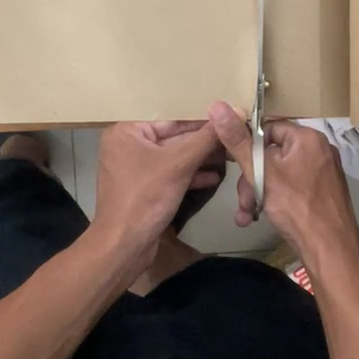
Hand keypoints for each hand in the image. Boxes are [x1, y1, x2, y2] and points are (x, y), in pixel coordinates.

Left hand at [91, 121, 224, 262]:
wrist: (124, 246)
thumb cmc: (146, 198)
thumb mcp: (179, 164)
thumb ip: (206, 138)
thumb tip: (234, 112)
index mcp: (127, 131)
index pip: (170, 116)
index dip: (201, 116)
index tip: (229, 114)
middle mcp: (128, 144)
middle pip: (173, 135)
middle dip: (203, 139)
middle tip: (234, 135)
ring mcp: (135, 167)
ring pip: (174, 155)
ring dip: (201, 157)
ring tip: (230, 154)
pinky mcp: (144, 187)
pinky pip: (170, 173)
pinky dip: (190, 174)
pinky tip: (215, 177)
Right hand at [206, 101, 358, 267]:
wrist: (330, 249)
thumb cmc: (296, 206)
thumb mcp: (261, 172)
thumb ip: (238, 141)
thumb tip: (218, 106)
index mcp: (308, 137)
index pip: (268, 128)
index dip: (248, 147)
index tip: (235, 165)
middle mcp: (319, 150)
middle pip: (271, 155)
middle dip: (251, 180)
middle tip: (244, 201)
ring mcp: (323, 173)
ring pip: (278, 175)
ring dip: (258, 194)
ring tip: (248, 215)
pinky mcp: (323, 193)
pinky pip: (292, 188)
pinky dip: (274, 201)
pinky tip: (259, 218)